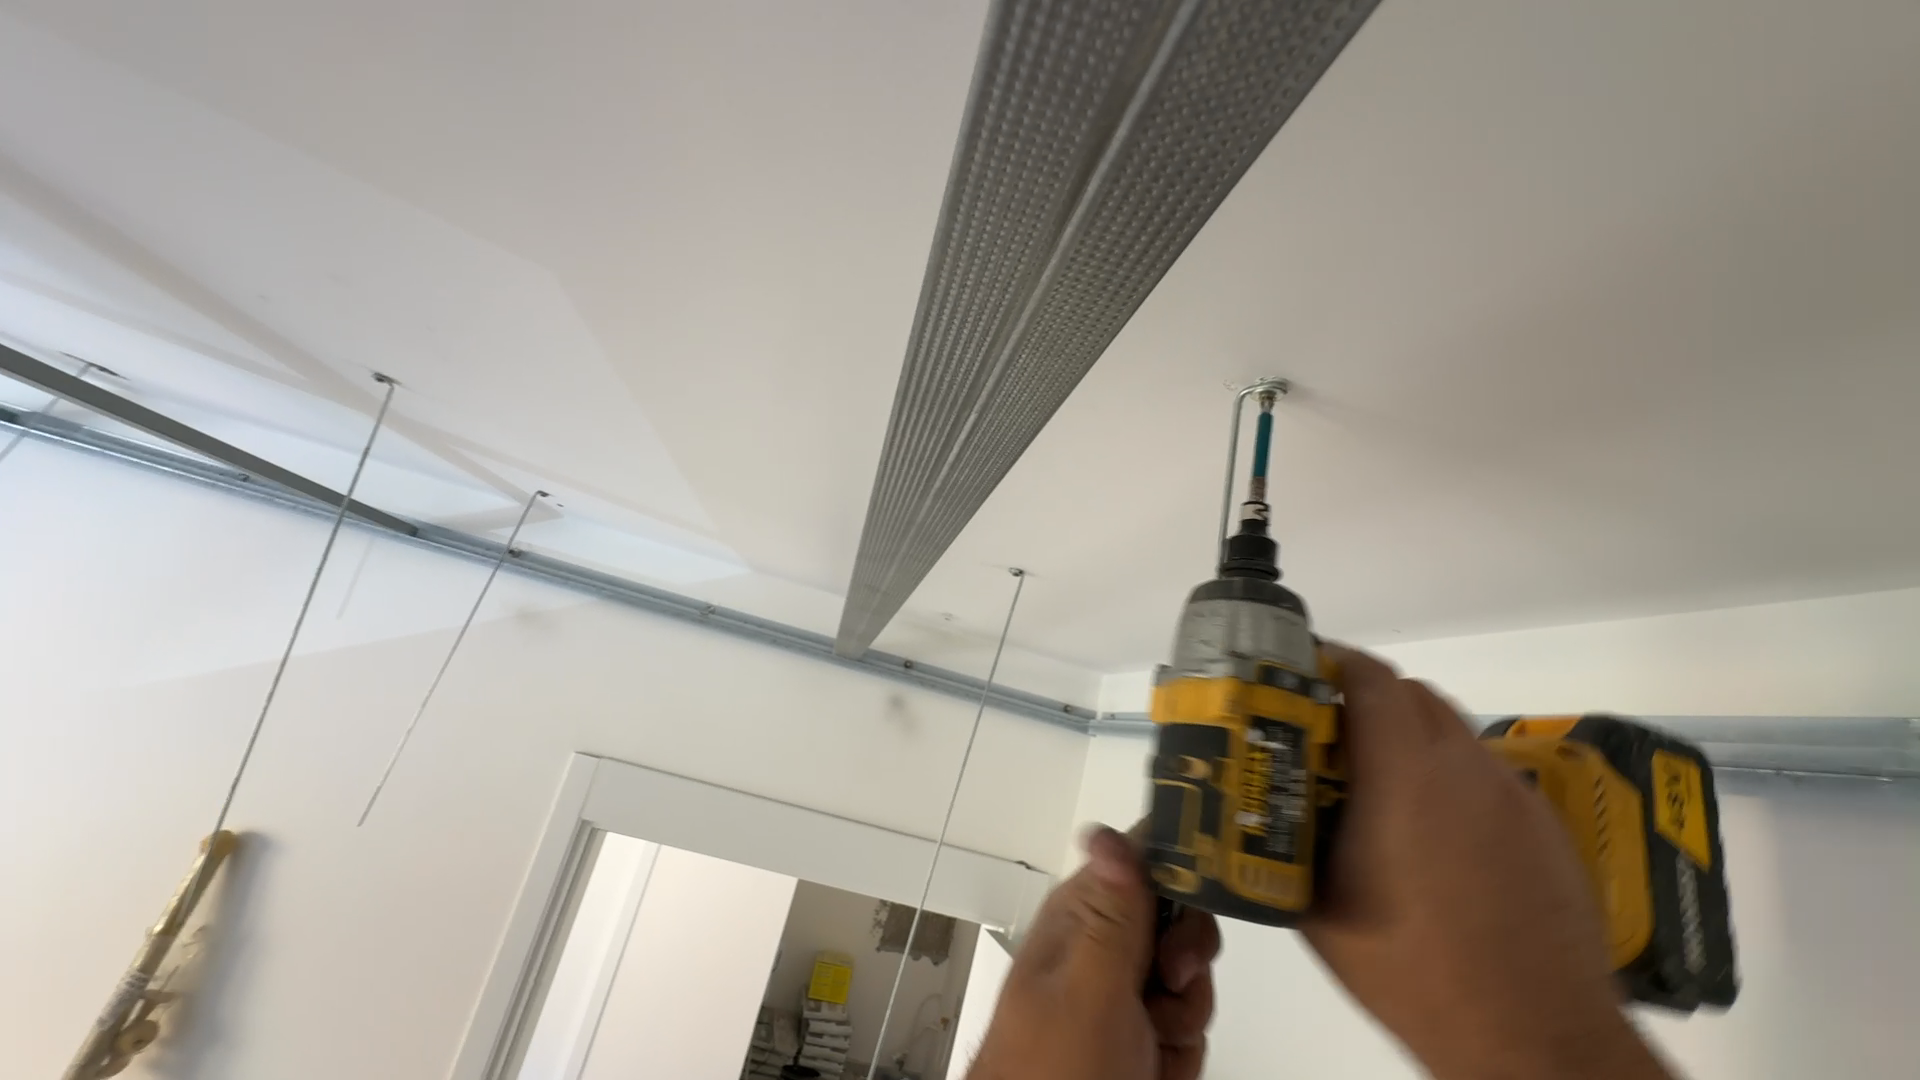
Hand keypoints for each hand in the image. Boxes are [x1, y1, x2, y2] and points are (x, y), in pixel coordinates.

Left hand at [964, 826, 1220, 1079]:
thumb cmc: (1057, 1067)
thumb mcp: (1088, 985)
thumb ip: (1109, 912)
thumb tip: (1105, 830)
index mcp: (1080, 913)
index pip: (1142, 859)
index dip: (1179, 883)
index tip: (1181, 930)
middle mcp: (1099, 941)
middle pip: (1178, 921)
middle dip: (1188, 964)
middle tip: (1167, 992)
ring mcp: (1118, 989)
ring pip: (1188, 978)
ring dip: (1184, 1018)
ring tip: (1149, 1046)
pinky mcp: (1136, 1032)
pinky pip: (1185, 1025)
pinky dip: (1178, 1052)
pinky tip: (1153, 1067)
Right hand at [1306, 644, 1674, 1079]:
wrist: (1533, 1037)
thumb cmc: (1409, 965)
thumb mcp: (1316, 902)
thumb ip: (1288, 841)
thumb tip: (1263, 814)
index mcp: (1404, 772)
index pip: (1370, 678)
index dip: (1331, 661)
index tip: (1296, 672)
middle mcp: (1464, 767)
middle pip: (1411, 693)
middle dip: (1363, 697)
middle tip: (1322, 733)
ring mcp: (1512, 795)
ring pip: (1451, 731)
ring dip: (1407, 736)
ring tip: (1373, 784)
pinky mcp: (1545, 828)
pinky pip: (1483, 774)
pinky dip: (1448, 777)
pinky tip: (1432, 834)